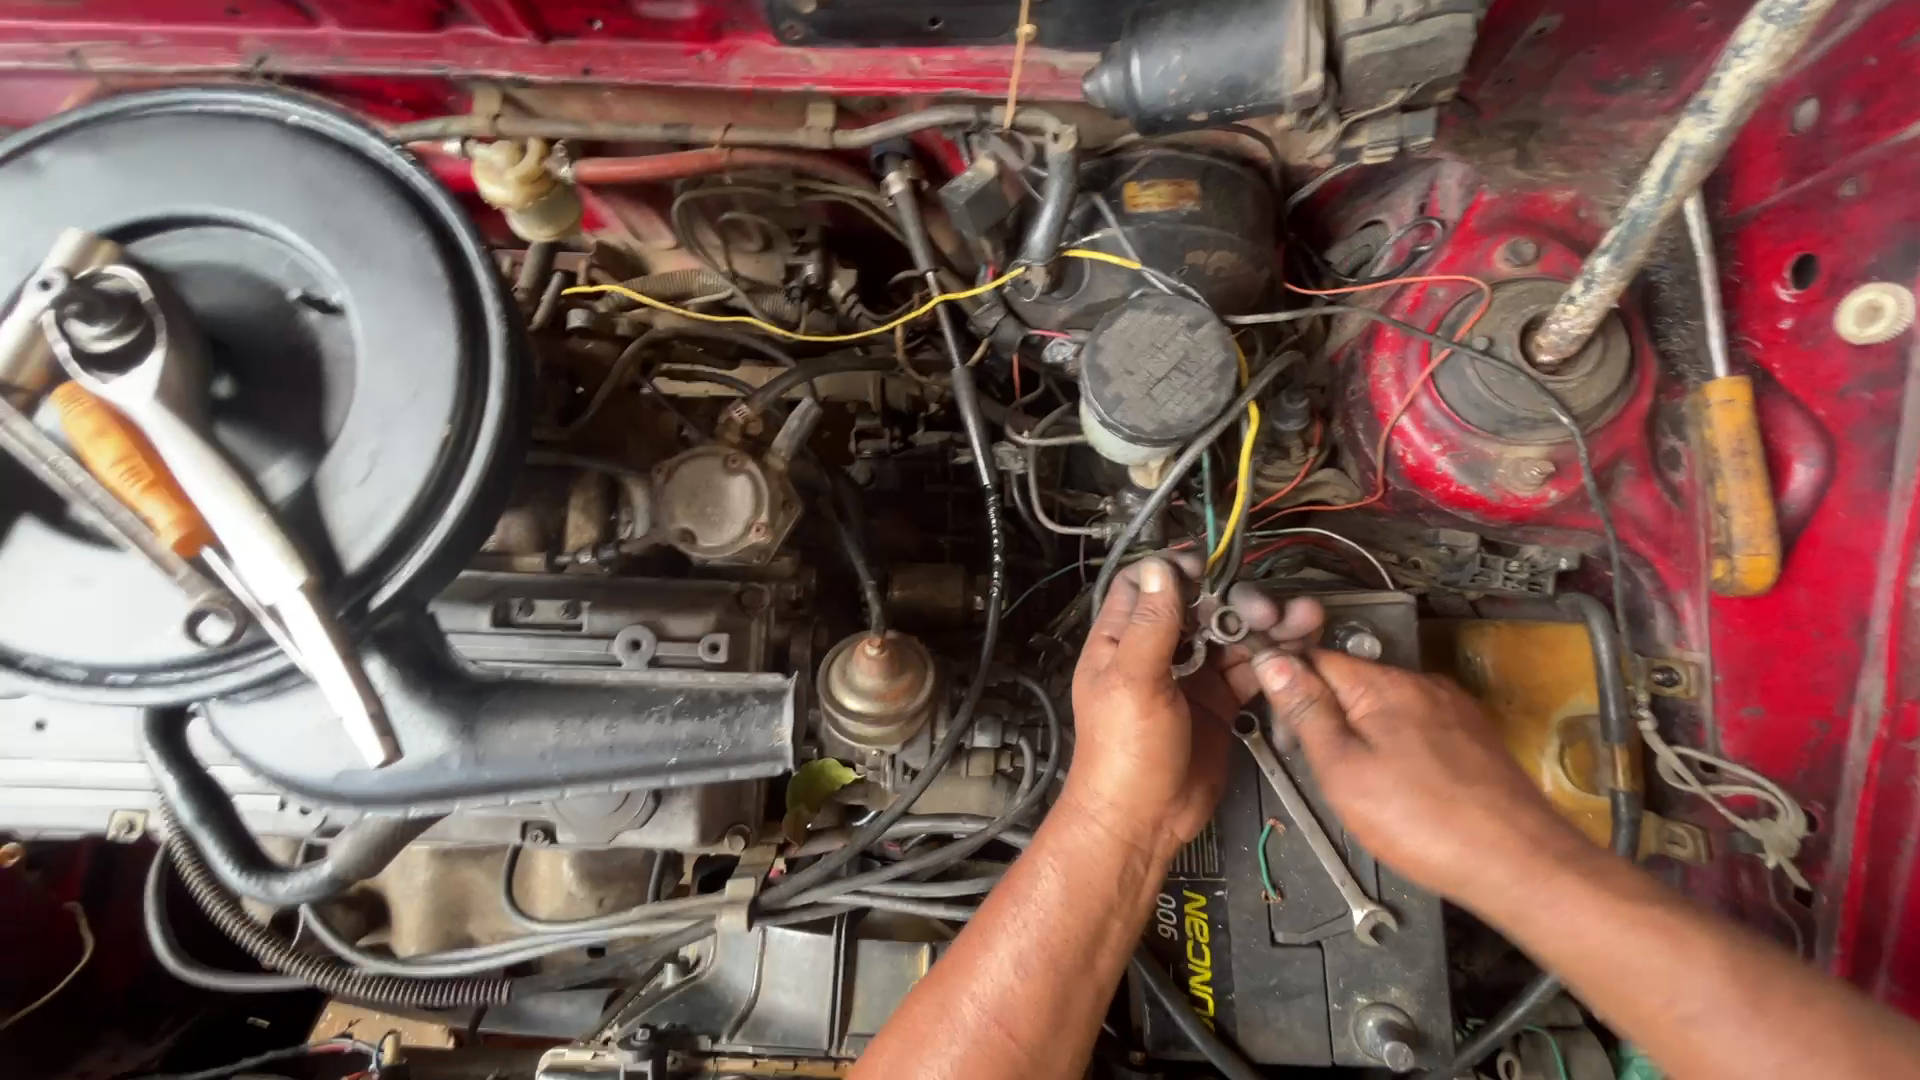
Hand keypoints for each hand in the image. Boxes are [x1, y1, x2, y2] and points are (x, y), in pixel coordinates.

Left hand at [1067, 554, 1322, 861]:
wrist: (1145, 819)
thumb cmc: (1123, 751)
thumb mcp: (1134, 680)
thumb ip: (1151, 624)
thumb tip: (1160, 566)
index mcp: (1120, 639)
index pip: (1143, 585)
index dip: (1174, 569)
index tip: (1209, 565)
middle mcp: (1155, 651)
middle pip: (1197, 606)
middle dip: (1232, 600)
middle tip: (1265, 608)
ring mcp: (1189, 676)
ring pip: (1228, 635)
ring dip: (1261, 626)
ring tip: (1299, 621)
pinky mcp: (1218, 701)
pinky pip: (1247, 669)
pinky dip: (1270, 658)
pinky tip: (1295, 650)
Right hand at [1249, 649, 1591, 905]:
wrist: (1523, 867)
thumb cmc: (1428, 823)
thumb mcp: (1341, 768)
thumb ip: (1305, 710)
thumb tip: (1273, 662)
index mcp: (1384, 685)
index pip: (1313, 658)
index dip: (1287, 685)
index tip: (1283, 723)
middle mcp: (1422, 685)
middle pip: (1349, 682)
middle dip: (1325, 713)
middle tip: (1321, 765)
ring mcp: (1451, 710)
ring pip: (1381, 706)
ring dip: (1359, 732)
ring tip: (1361, 781)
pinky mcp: (1471, 737)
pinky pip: (1413, 726)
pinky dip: (1394, 746)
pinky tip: (1399, 786)